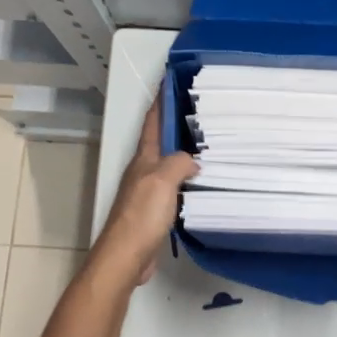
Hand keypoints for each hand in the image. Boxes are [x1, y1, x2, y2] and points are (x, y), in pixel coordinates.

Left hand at [90, 94, 198, 286]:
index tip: (171, 80)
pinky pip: (176, 186)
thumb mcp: (162, 180)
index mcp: (144, 159)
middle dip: (178, 123)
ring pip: (170, 164)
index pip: (152, 122)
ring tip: (210, 144)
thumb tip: (193, 160)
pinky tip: (203, 183)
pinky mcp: (156, 211)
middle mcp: (145, 171)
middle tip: (203, 111)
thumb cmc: (141, 215)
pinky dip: (188, 179)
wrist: (126, 256)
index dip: (161, 101)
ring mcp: (149, 191)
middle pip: (162, 141)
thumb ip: (179, 162)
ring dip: (185, 152)